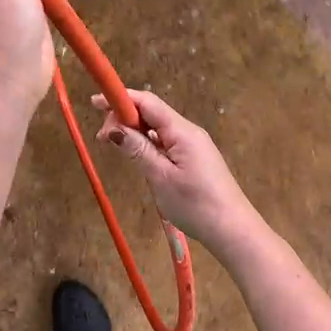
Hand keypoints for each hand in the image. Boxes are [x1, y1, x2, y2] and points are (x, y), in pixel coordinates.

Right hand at [91, 89, 261, 253]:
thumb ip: (137, 150)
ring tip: (114, 145)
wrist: (235, 232)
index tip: (95, 103)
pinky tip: (138, 157)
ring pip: (158, 129)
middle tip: (102, 138)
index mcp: (181, 130)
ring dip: (135, 132)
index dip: (120, 98)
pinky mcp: (195, 159)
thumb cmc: (197, 205)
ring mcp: (193, 146)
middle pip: (151, 113)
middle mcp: (188, 131)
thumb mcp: (161, 178)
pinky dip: (148, 144)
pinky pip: (166, 142)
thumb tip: (113, 128)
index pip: (147, 102)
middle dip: (124, 118)